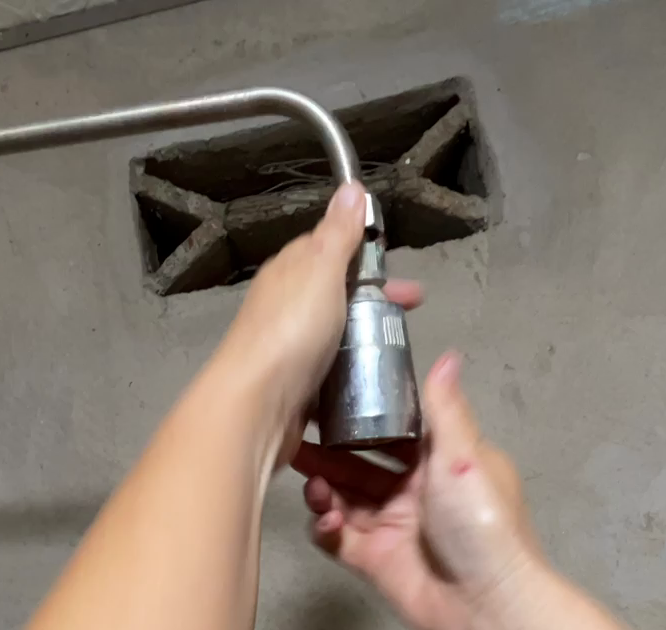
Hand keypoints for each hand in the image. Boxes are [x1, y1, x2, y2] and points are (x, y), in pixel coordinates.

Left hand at [211, 182, 422, 460]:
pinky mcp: (294, 389)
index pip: (327, 250)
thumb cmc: (290, 331)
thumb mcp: (320, 270)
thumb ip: (337, 234)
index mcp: (288, 272)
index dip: (365, 255)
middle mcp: (283, 308)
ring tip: (396, 351)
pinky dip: (348, 375)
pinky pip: (327, 375)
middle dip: (373, 301)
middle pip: (335, 296)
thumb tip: (351, 187)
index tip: (398, 272)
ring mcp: (287, 351)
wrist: (256, 405)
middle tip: (410, 311)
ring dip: (364, 340)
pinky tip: (367, 383)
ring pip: (333, 336)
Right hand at [292, 352, 543, 629]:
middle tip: (295, 438)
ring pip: (343, 500)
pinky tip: (326, 520)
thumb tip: (447, 355)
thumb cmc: (480, 522)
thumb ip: (445, 410)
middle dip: (328, 453)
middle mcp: (411, 492)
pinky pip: (338, 538)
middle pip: (358, 465)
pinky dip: (325, 527)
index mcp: (438, 464)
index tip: (327, 399)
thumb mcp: (464, 457)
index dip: (361, 417)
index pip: (391, 432)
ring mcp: (389, 528)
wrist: (486, 604)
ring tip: (309, 481)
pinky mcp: (371, 561)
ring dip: (323, 488)